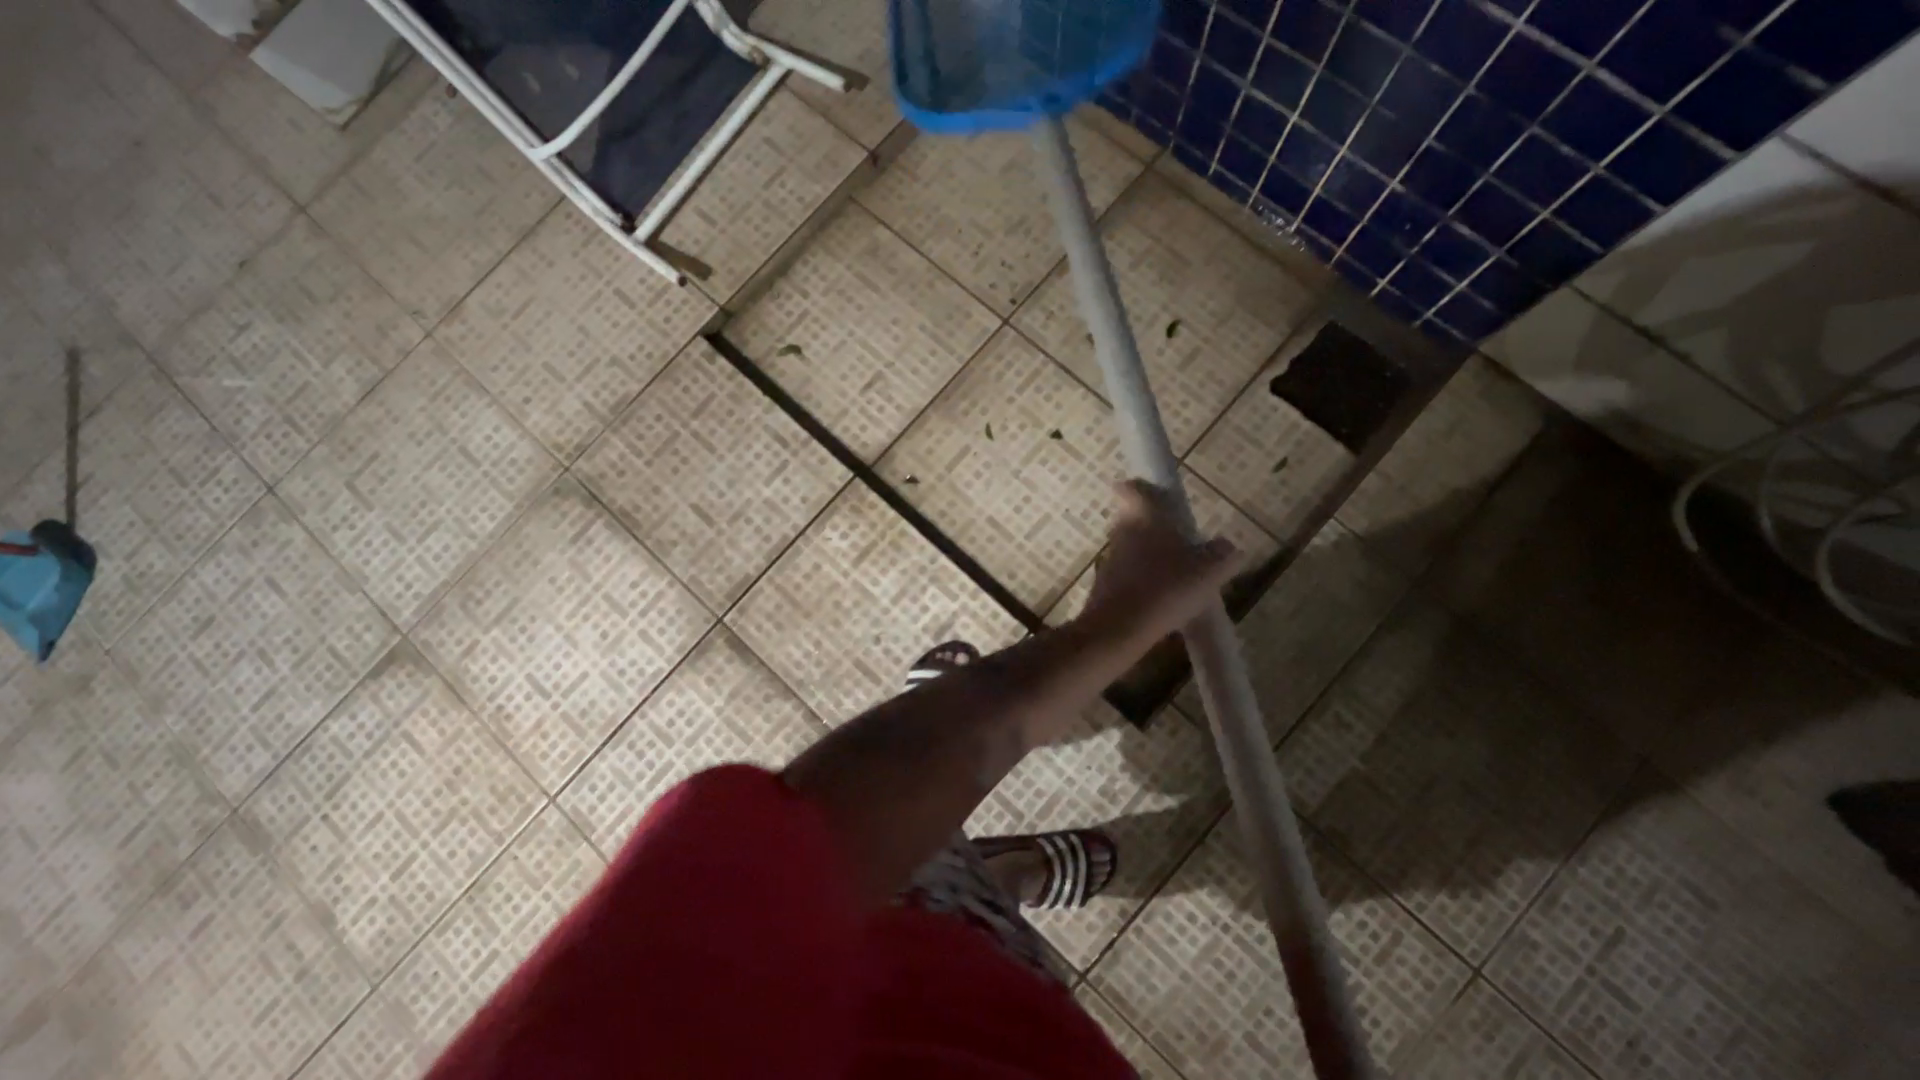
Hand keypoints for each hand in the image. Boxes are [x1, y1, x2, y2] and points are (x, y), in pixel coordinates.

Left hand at [1078, 480, 1242, 644]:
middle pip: (1132, 520)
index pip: (1132, 489)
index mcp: (1143, 517)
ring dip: (1145, 558)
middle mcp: (1120, 532)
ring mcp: (1108, 560)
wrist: (1119, 629)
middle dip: (1151, 528)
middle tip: (1176, 542)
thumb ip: (1222, 556)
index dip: (1140, 488)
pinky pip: (1125, 577)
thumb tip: (1228, 547)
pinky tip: (1159, 602)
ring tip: (1173, 577)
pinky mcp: (1102, 587)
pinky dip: (1138, 583)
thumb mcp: (1209, 573)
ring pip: (1128, 550)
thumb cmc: (1167, 589)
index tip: (1152, 495)